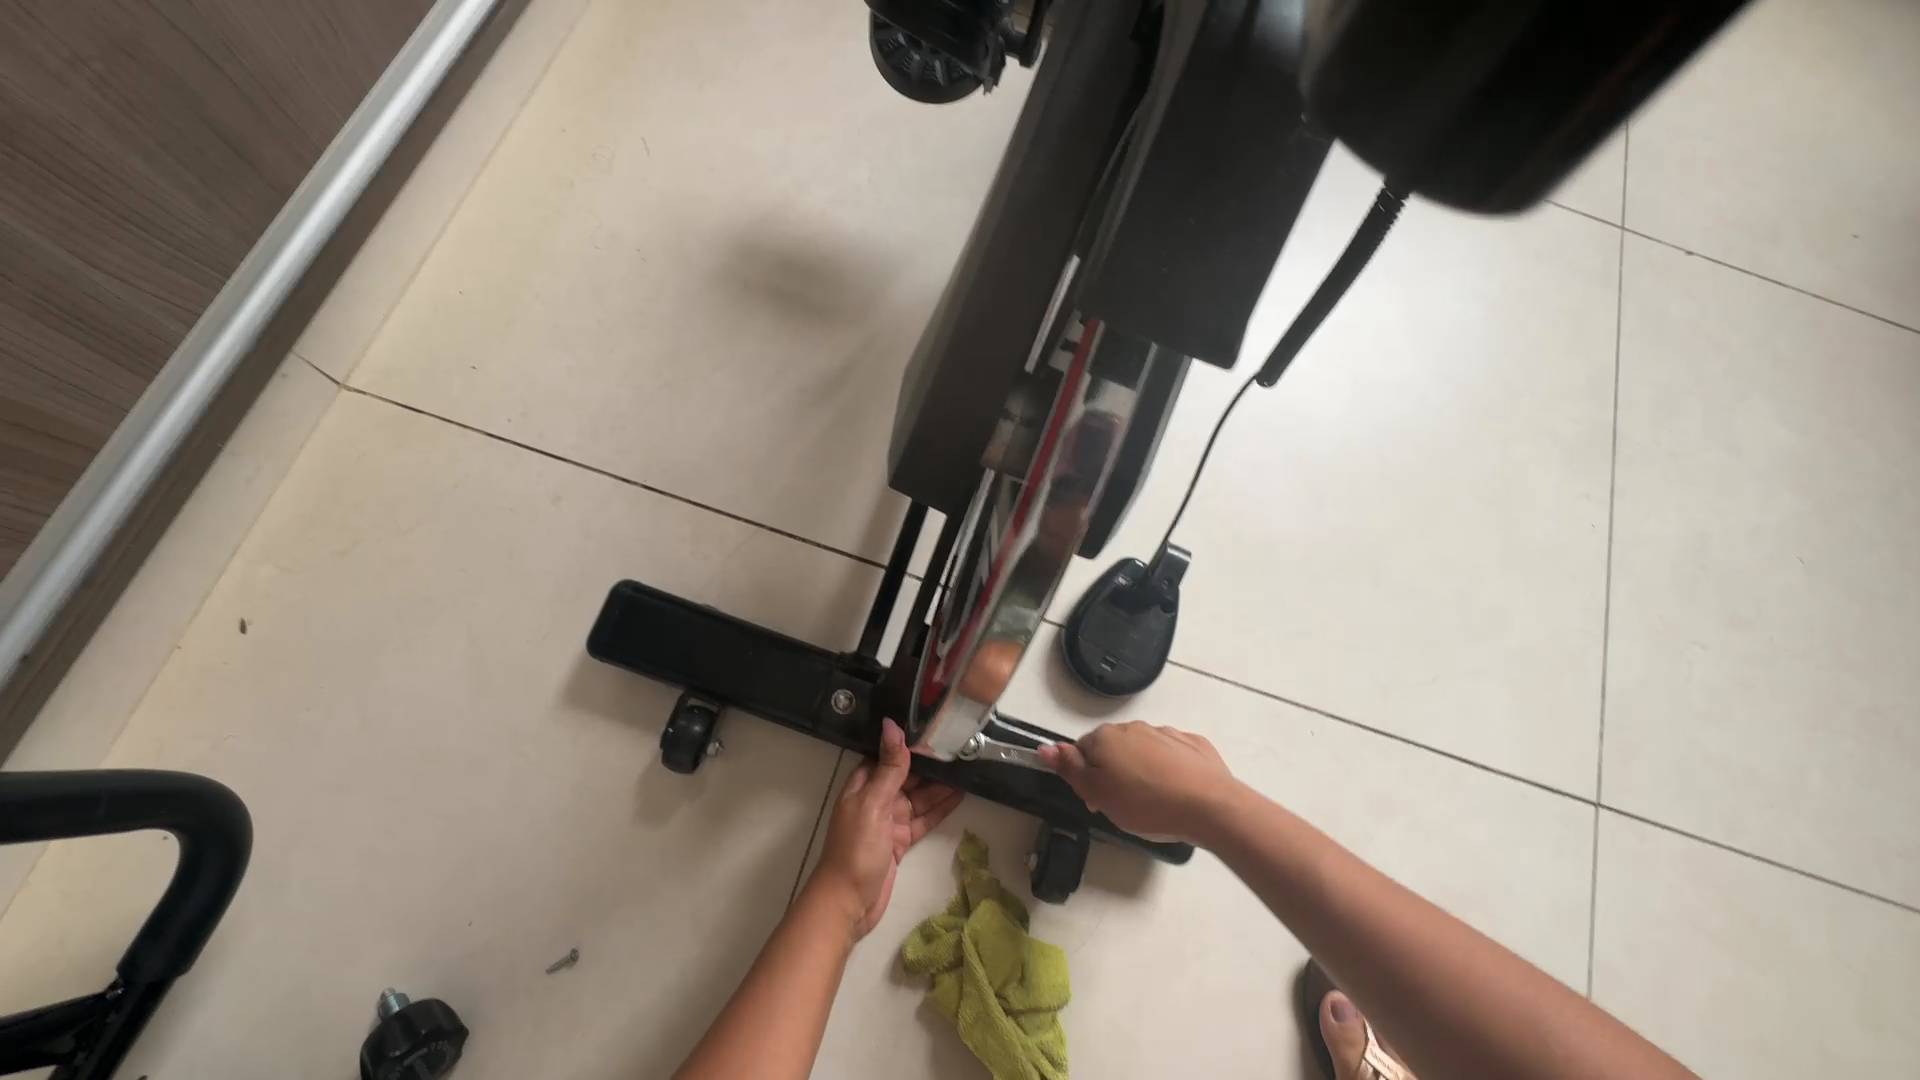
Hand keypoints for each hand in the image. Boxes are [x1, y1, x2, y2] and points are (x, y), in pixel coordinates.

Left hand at [806, 718, 963, 939]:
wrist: (848, 903)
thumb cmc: (856, 849)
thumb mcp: (873, 803)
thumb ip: (889, 767)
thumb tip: (892, 724)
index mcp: (863, 786)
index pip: (887, 755)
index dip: (909, 743)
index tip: (935, 727)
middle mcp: (876, 800)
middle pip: (906, 776)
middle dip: (930, 763)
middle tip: (961, 747)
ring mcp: (889, 822)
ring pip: (918, 797)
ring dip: (940, 785)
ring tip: (967, 768)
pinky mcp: (900, 842)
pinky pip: (923, 819)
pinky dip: (939, 809)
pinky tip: (959, 796)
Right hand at [1037, 720, 1238, 843]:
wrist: (1209, 804)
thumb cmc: (1144, 803)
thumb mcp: (1097, 793)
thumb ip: (1070, 769)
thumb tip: (1045, 747)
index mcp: (1105, 738)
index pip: (1081, 751)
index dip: (1085, 777)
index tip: (1097, 801)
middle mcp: (1132, 727)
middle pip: (1112, 749)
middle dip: (1113, 772)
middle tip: (1123, 806)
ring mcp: (1165, 733)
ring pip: (1142, 750)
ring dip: (1141, 770)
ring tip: (1153, 802)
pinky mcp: (1193, 744)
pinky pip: (1172, 754)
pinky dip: (1169, 768)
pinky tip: (1177, 790)